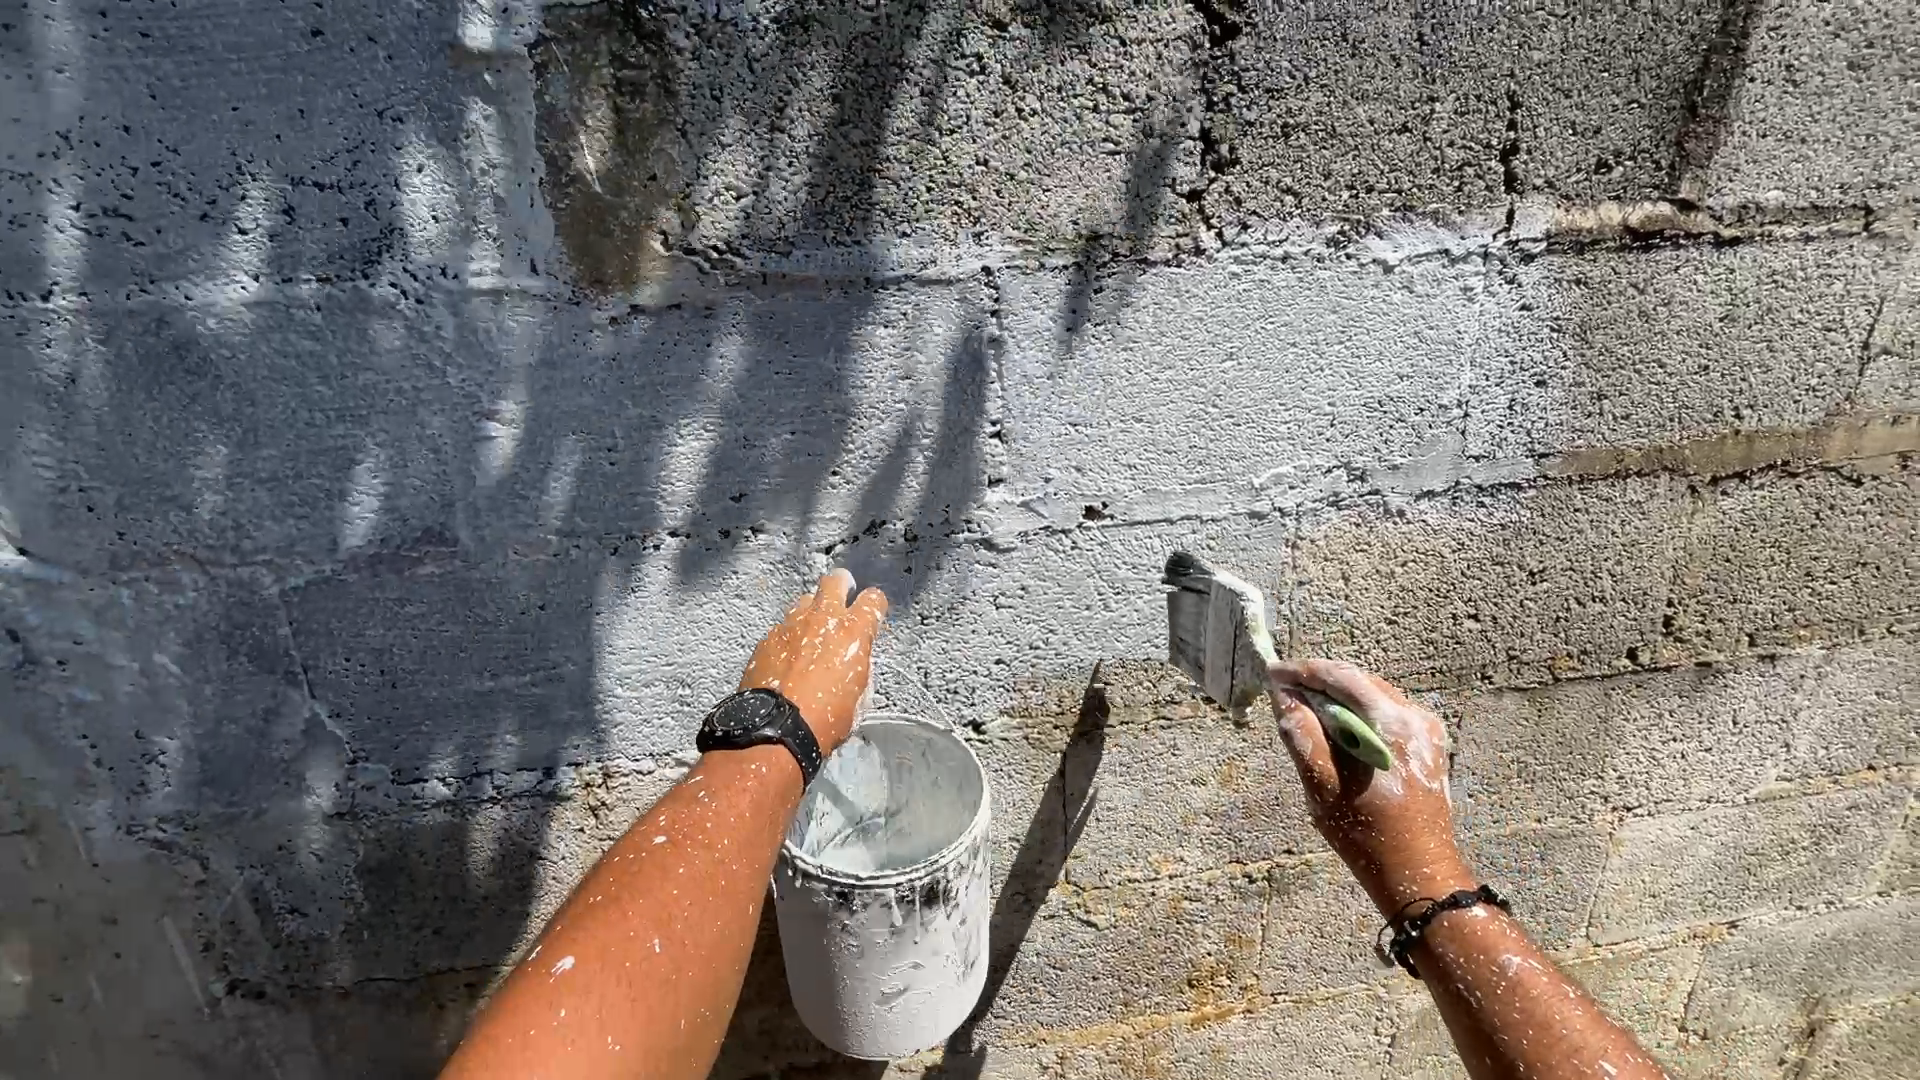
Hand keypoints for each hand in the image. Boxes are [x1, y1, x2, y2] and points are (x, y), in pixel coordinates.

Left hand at [738, 569, 887, 754]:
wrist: (776, 729)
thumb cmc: (827, 719)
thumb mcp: (859, 696)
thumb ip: (860, 665)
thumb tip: (855, 658)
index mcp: (853, 632)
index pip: (873, 599)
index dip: (875, 605)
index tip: (872, 613)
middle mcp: (823, 618)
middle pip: (835, 581)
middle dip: (842, 584)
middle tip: (842, 598)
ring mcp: (792, 624)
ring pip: (805, 600)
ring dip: (813, 611)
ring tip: (811, 632)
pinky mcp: (768, 637)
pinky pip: (783, 626)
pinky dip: (790, 636)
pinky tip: (788, 656)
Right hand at [1266, 659, 1472, 916]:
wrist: (1417, 873)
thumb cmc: (1366, 833)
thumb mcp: (1321, 783)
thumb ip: (1301, 732)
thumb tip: (1283, 694)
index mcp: (1393, 723)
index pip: (1342, 677)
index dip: (1302, 671)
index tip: (1272, 672)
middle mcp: (1416, 718)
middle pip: (1359, 680)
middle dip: (1318, 679)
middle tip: (1283, 688)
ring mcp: (1426, 731)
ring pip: (1371, 693)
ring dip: (1335, 694)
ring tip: (1302, 705)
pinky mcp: (1426, 745)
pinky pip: (1384, 712)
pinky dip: (1354, 711)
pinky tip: (1333, 725)